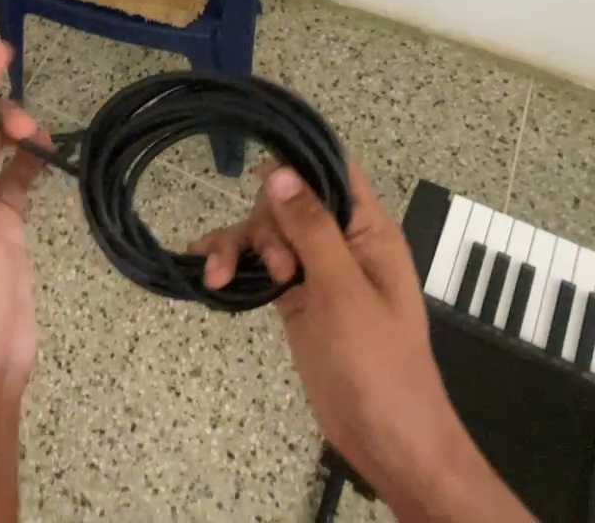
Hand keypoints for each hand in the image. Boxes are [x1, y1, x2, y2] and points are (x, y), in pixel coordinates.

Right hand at [191, 161, 532, 520]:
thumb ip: (311, 229)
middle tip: (278, 270)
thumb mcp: (343, 292)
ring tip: (220, 276)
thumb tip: (278, 172)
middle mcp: (340, 241)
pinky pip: (259, 266)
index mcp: (367, 230)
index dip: (299, 156)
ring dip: (240, 247)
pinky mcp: (294, 296)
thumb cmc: (378, 364)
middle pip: (289, 200)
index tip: (256, 160)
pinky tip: (208, 272)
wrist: (385, 439)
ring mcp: (315, 269)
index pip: (334, 168)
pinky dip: (235, 265)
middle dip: (268, 224)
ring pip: (268, 233)